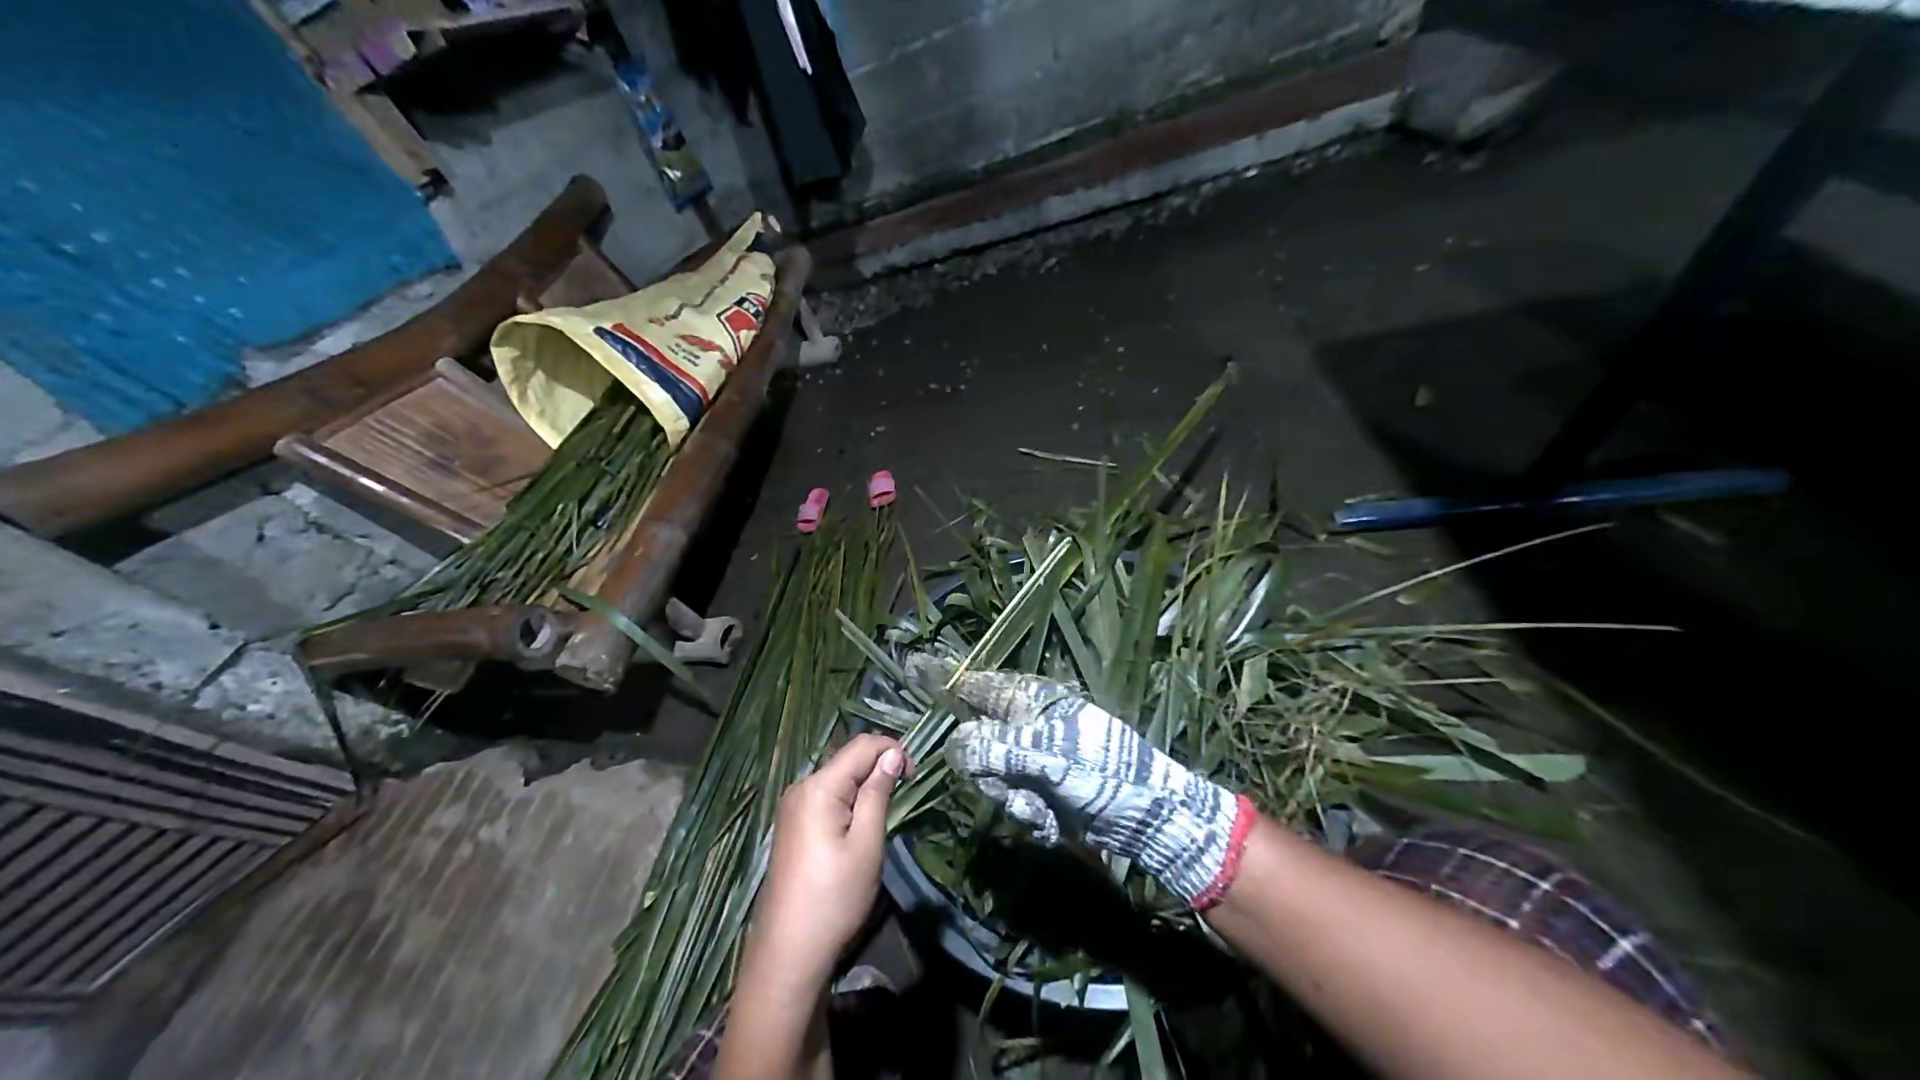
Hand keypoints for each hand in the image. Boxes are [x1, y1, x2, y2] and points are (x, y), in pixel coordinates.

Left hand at [752, 734, 911, 984]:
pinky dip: (848, 800)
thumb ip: (878, 793)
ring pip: (838, 778)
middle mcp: (801, 787)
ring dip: (865, 785)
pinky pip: (826, 797)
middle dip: (879, 767)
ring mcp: (792, 807)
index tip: (915, 777)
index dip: (893, 750)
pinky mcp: (792, 825)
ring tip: (884, 814)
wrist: (789, 950)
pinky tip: (859, 826)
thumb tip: (892, 754)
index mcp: (819, 787)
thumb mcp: (866, 844)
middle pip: (848, 759)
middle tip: (903, 797)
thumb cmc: (835, 897)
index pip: (862, 746)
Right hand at [907, 654, 1252, 908]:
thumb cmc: (1104, 770)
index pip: (977, 683)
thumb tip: (953, 744)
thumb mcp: (1048, 753)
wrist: (1149, 816)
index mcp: (1031, 699)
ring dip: (1014, 799)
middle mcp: (1027, 724)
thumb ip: (995, 747)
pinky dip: (1029, 815)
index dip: (946, 677)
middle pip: (975, 741)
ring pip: (991, 776)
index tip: (913, 666)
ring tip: (1044, 808)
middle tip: (1016, 787)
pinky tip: (1052, 821)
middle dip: (991, 772)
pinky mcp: (1040, 788)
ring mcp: (1033, 757)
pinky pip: (1012, 800)